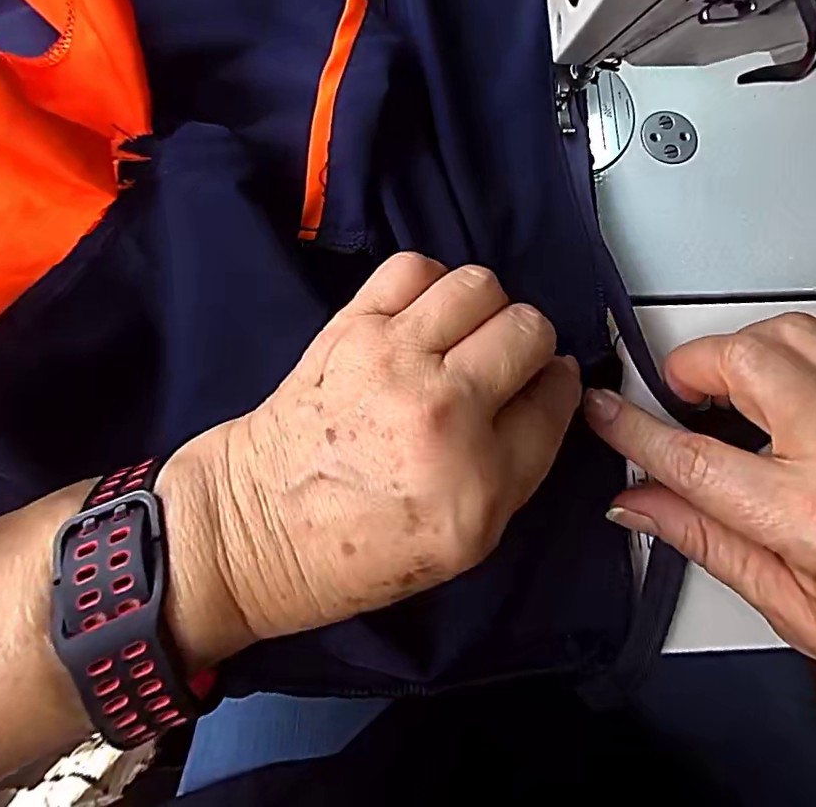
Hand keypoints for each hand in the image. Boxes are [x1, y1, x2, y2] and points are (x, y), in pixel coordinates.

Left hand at [157, 253, 582, 665]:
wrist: (260, 521)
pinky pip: (412, 267)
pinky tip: (418, 314)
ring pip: (478, 285)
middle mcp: (443, 408)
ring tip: (457, 334)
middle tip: (497, 361)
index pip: (555, 396)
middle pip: (527, 329)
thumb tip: (545, 383)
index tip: (538, 383)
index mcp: (482, 478)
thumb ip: (519, 459)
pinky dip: (427, 281)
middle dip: (524, 342)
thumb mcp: (467, 537)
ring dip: (481, 306)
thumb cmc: (358, 547)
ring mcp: (393, 358)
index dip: (553, 385)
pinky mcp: (349, 328)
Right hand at [582, 313, 815, 806]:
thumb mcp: (795, 615)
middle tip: (675, 400)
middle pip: (742, 363)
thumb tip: (634, 501)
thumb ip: (702, 539)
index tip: (598, 407)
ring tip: (730, 386)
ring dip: (742, 350)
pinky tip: (795, 371)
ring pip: (794, 333)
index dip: (628, 427)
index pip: (692, 458)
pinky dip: (810, 338)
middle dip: (686, 369)